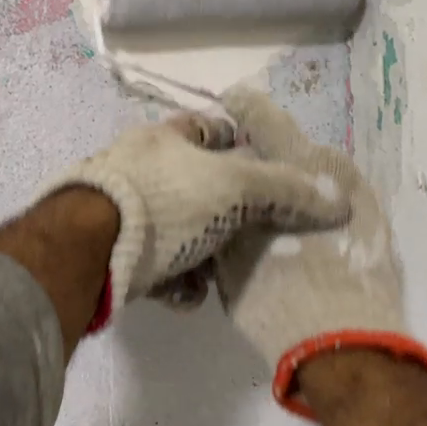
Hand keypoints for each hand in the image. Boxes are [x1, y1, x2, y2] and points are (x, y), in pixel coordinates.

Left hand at [42, 114, 351, 312]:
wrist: (90, 250)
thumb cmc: (166, 201)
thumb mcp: (235, 185)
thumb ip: (284, 189)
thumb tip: (336, 199)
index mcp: (164, 140)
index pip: (208, 129)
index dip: (240, 143)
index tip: (268, 169)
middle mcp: (139, 171)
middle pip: (196, 189)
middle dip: (228, 217)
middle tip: (255, 239)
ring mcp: (120, 214)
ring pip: (177, 233)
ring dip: (203, 257)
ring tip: (220, 278)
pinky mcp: (110, 255)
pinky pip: (154, 267)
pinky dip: (175, 282)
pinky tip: (187, 296)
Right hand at [214, 87, 418, 413]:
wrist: (342, 344)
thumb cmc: (273, 289)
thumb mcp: (228, 242)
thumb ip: (226, 201)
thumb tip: (225, 183)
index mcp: (299, 163)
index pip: (264, 117)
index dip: (242, 108)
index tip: (228, 101)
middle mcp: (336, 171)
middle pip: (291, 152)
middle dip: (263, 159)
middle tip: (235, 175)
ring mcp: (363, 202)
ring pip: (311, 182)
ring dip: (286, 189)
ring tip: (260, 213)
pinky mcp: (376, 232)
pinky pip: (331, 208)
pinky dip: (308, 213)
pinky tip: (290, 240)